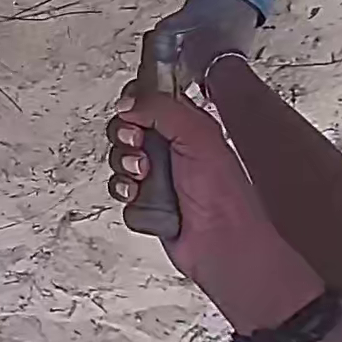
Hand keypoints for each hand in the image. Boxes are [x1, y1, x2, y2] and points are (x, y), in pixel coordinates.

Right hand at [106, 87, 325, 331]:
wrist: (221, 243)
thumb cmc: (222, 194)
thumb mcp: (197, 135)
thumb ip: (161, 108)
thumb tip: (128, 102)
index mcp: (184, 124)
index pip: (147, 98)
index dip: (133, 102)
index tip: (133, 113)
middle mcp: (168, 146)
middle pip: (124, 127)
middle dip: (125, 137)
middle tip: (139, 145)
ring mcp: (155, 173)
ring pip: (118, 158)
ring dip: (126, 167)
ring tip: (144, 176)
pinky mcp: (144, 199)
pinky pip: (119, 188)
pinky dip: (127, 193)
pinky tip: (141, 197)